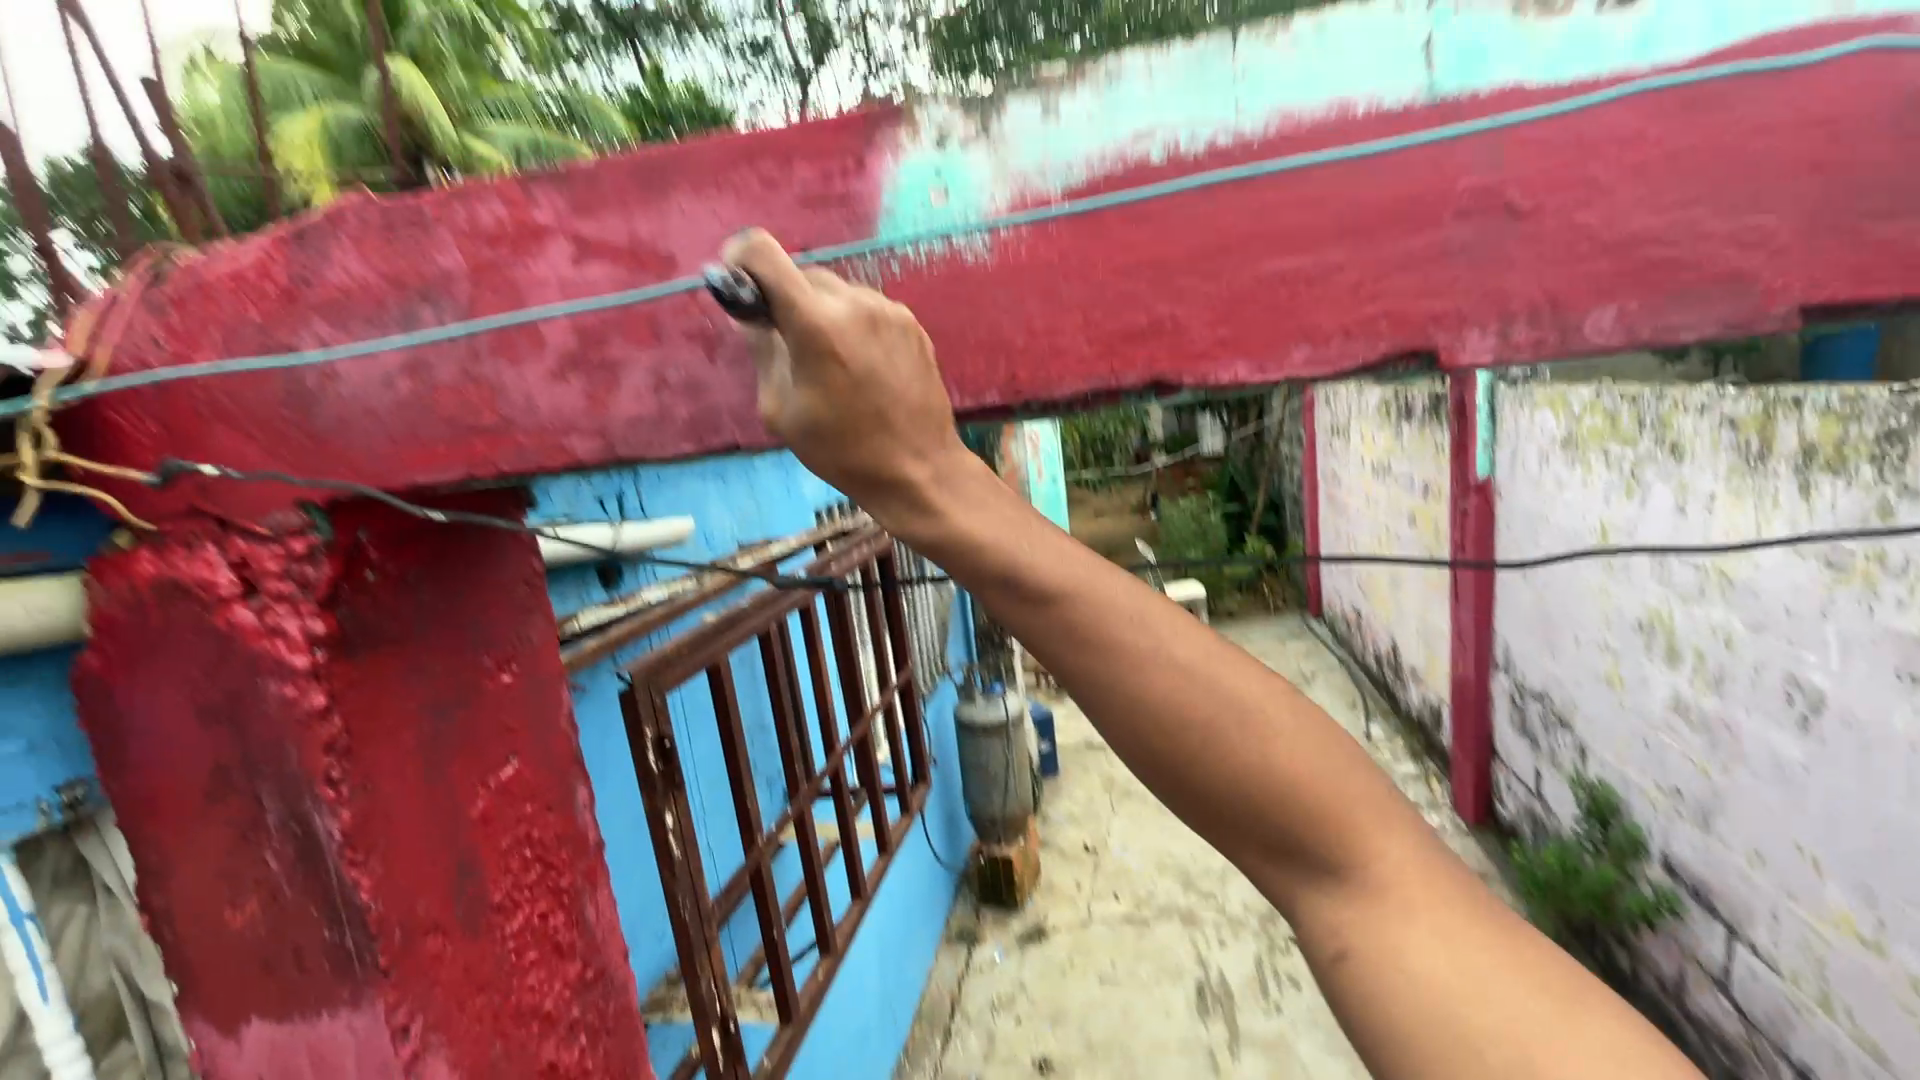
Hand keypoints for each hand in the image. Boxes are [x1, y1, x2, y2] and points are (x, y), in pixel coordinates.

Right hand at [722, 229, 973, 523]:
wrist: (919, 470)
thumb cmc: (842, 451)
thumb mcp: (782, 410)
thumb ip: (762, 351)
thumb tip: (750, 315)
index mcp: (815, 322)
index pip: (763, 252)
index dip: (741, 260)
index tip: (738, 285)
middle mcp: (855, 302)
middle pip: (802, 275)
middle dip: (786, 301)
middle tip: (786, 344)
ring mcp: (889, 310)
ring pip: (838, 292)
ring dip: (822, 314)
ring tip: (830, 364)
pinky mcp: (912, 324)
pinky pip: (868, 309)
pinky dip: (853, 326)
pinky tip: (861, 368)